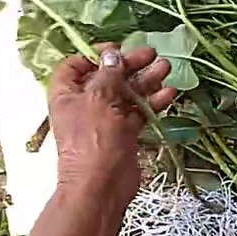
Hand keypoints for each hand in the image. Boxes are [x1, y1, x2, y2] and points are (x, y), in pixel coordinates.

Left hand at [49, 44, 175, 206]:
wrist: (101, 186)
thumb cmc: (93, 141)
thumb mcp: (98, 100)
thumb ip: (108, 74)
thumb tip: (112, 54)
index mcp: (67, 94)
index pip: (76, 65)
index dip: (95, 54)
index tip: (117, 50)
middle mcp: (86, 104)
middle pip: (109, 76)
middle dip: (130, 65)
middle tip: (152, 55)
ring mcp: (106, 119)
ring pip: (127, 93)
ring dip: (147, 81)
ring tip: (166, 69)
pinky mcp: (124, 133)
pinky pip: (139, 112)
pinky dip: (152, 102)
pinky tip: (169, 94)